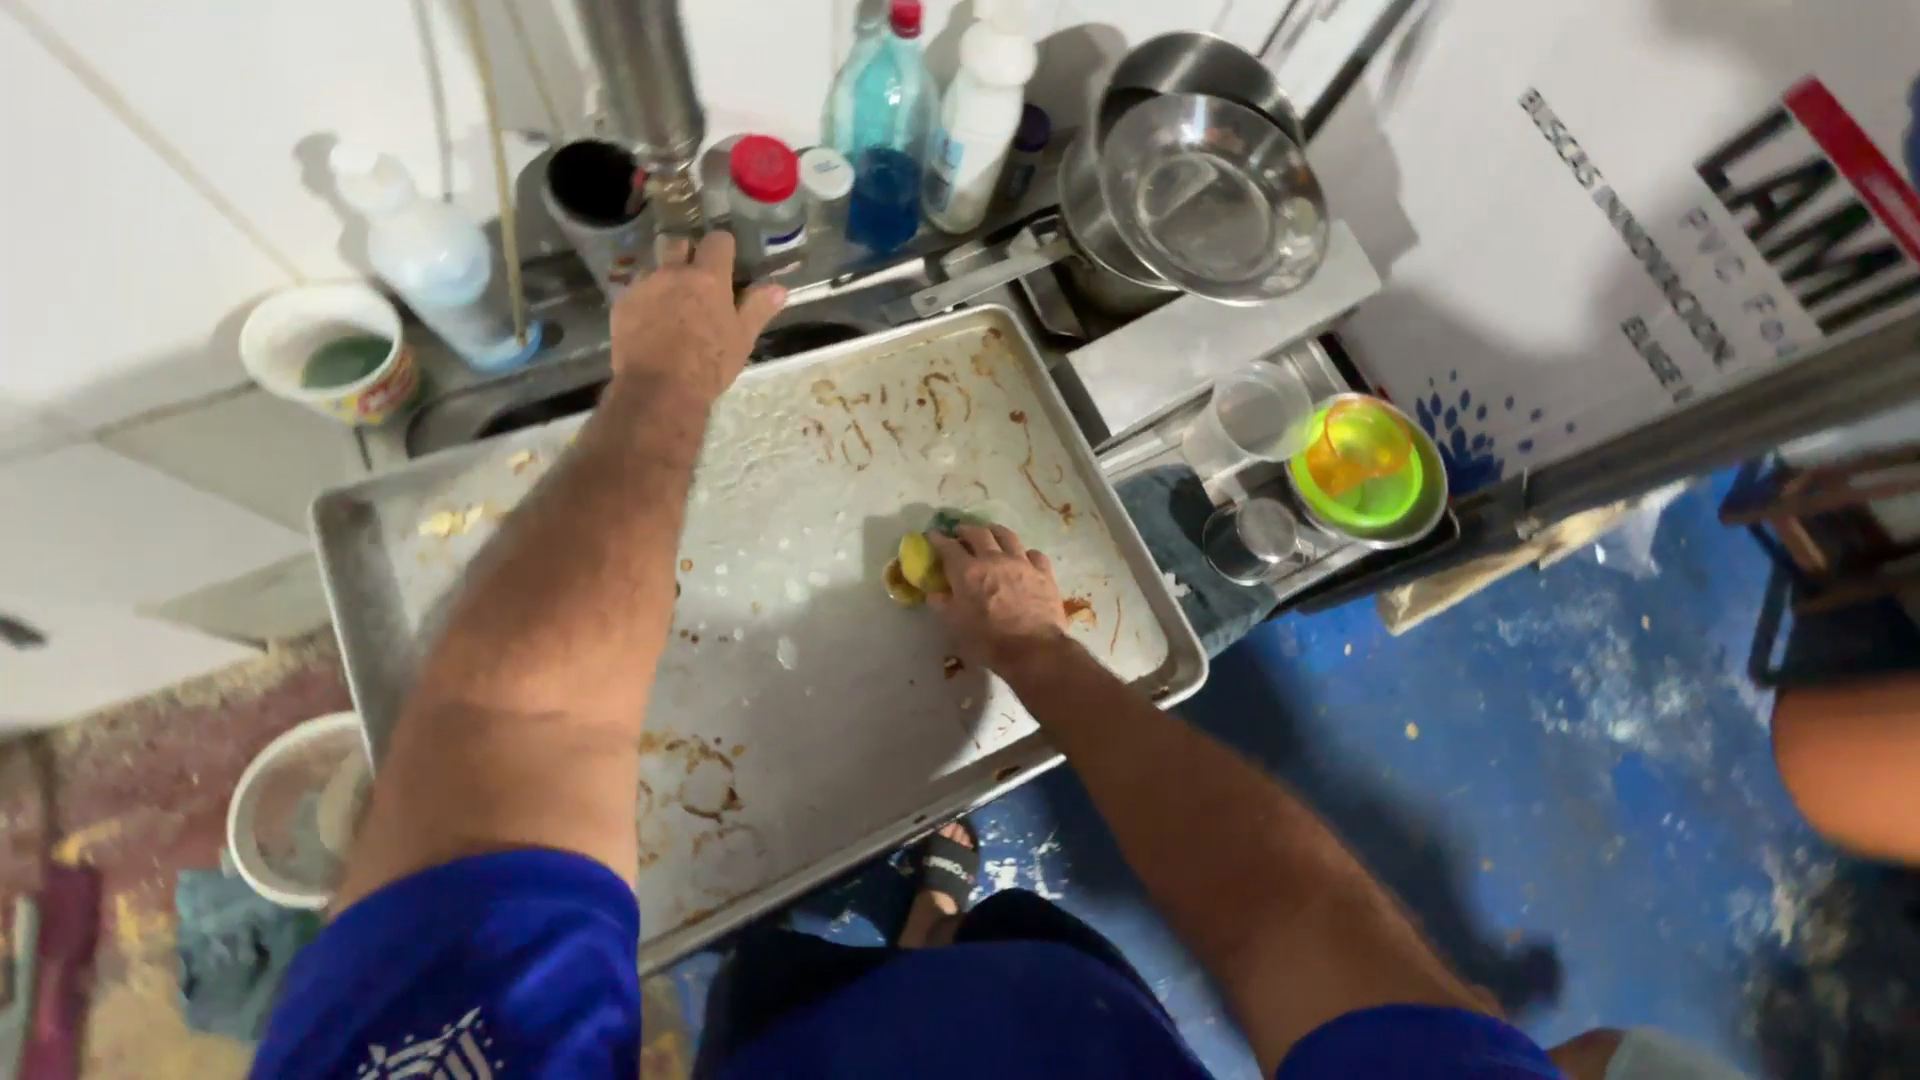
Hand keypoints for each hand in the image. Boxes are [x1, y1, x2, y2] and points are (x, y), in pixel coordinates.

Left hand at [609, 232, 786, 400]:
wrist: (659, 389)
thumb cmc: (709, 365)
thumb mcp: (742, 339)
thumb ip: (758, 308)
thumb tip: (779, 288)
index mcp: (708, 278)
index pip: (717, 241)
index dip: (723, 248)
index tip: (727, 262)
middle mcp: (673, 272)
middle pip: (679, 244)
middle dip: (689, 255)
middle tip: (697, 282)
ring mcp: (644, 286)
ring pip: (655, 268)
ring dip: (665, 279)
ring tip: (671, 306)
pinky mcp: (622, 304)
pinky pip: (635, 291)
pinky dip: (645, 301)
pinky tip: (651, 324)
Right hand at [927, 525, 1071, 673]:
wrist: (1034, 649)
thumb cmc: (989, 641)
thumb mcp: (958, 626)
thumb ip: (944, 605)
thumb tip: (934, 593)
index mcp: (968, 572)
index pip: (949, 548)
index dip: (938, 540)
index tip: (933, 535)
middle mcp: (994, 560)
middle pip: (978, 534)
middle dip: (966, 530)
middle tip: (960, 532)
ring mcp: (1021, 563)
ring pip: (1007, 536)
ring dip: (994, 531)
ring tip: (990, 532)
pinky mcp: (1043, 573)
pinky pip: (1034, 554)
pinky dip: (1025, 553)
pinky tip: (1024, 557)